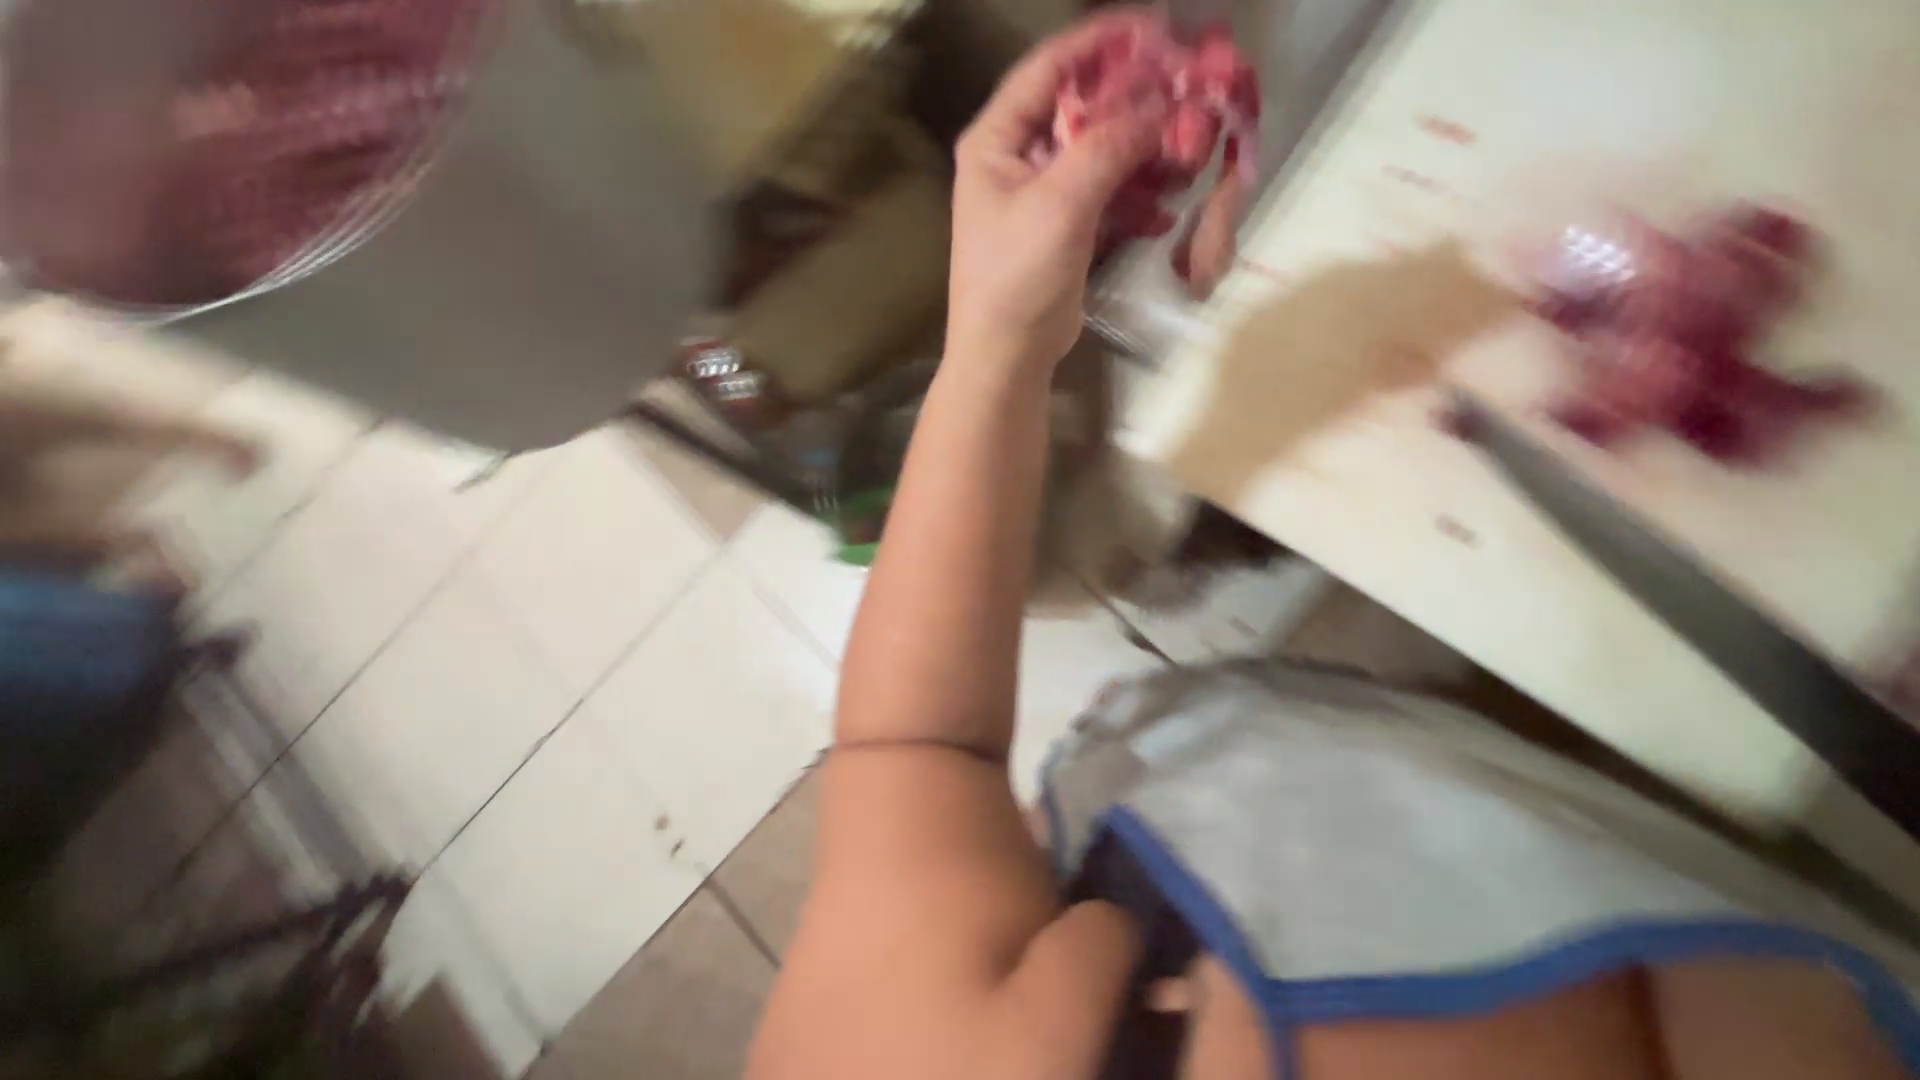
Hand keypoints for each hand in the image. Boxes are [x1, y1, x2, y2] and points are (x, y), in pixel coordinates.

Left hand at [946, 11, 1163, 370]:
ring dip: (1145, 154)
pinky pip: (1109, 197)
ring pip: (1104, 154)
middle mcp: (1018, 158)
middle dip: (1137, 104)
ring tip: (1188, 154)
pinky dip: (1137, 200)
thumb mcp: (1060, 203)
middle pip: (1084, 109)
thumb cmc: (1017, 277)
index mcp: (998, 140)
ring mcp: (1044, 195)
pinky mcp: (1067, 228)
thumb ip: (1109, 145)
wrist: (1007, 356)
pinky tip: (1164, 211)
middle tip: (1189, 93)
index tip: (1159, 31)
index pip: (1050, 69)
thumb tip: (1160, 102)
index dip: (1102, 43)